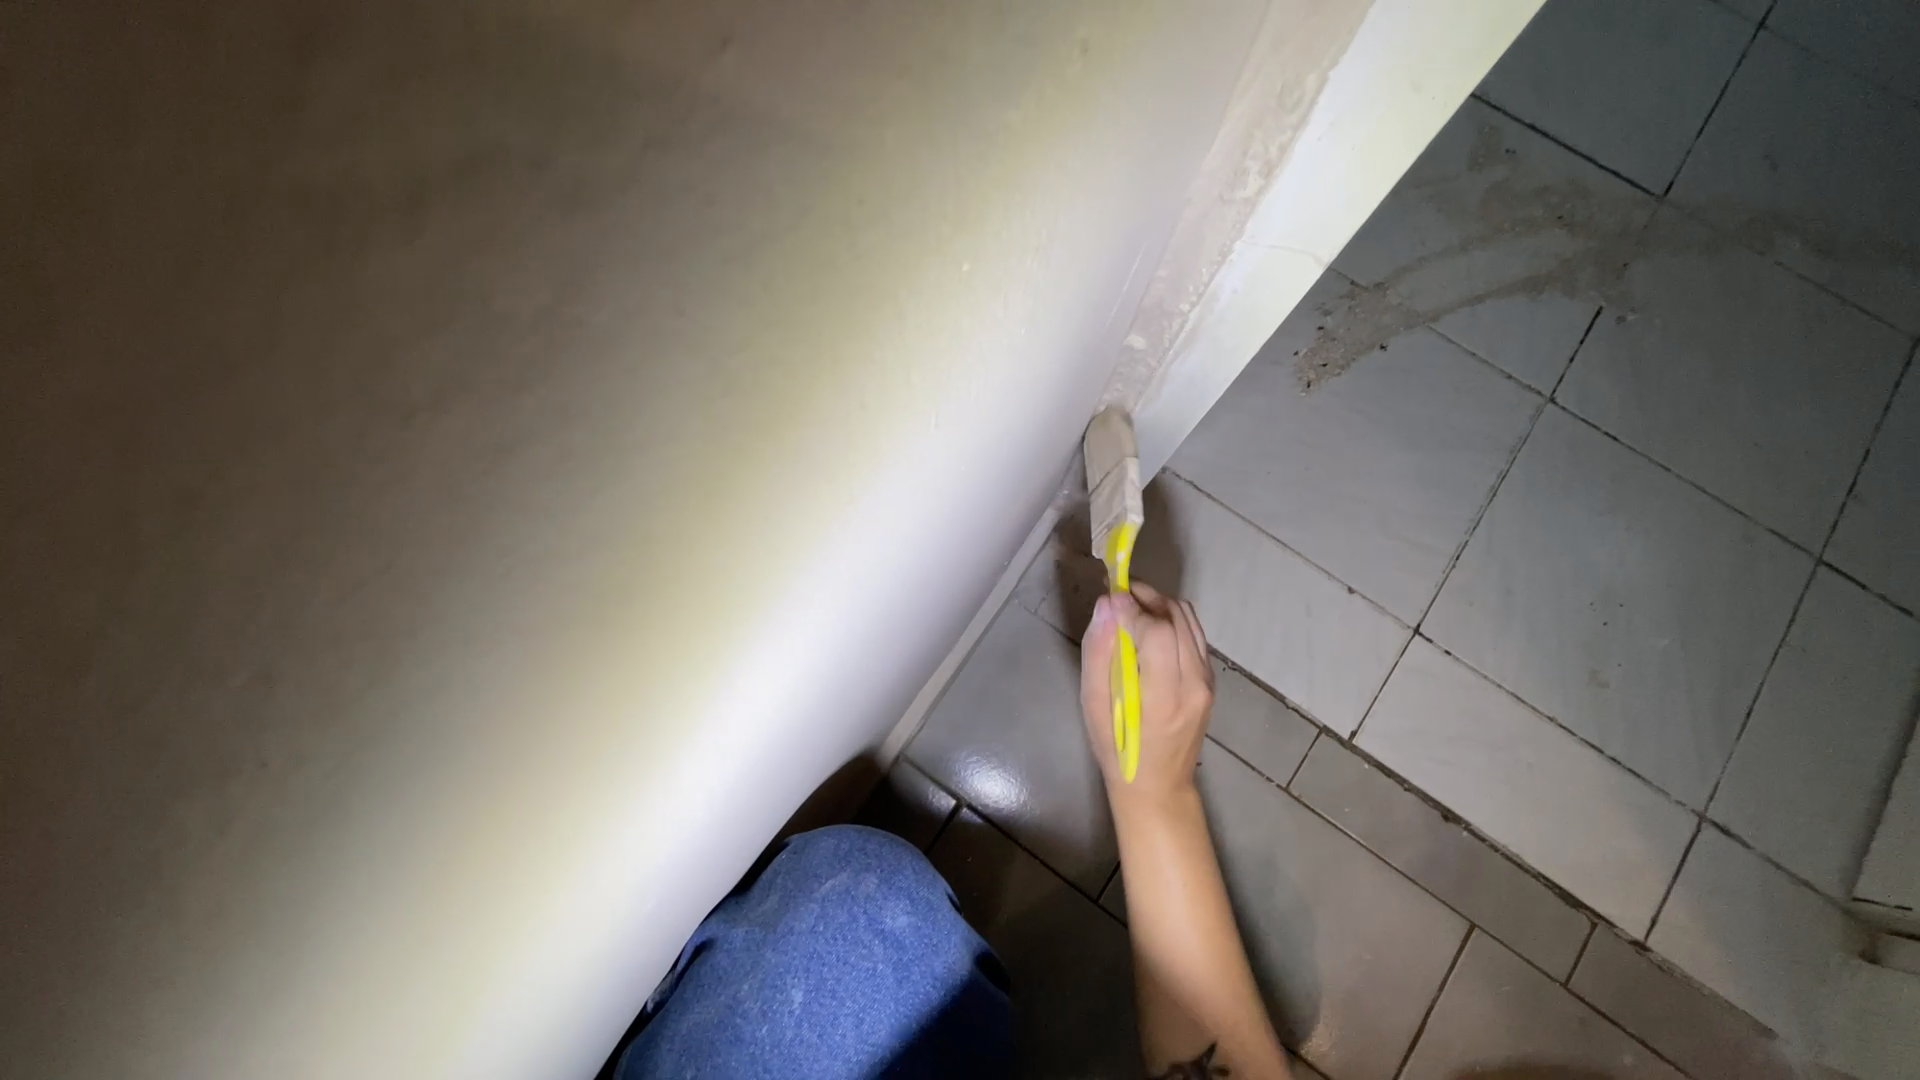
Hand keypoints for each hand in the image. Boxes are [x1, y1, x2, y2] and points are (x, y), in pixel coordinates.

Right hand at [1080, 580, 1214, 810]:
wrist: (1157, 786)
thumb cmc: (1118, 748)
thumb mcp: (1094, 704)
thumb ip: (1099, 653)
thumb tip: (1106, 606)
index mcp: (1164, 695)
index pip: (1158, 631)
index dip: (1133, 607)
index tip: (1109, 596)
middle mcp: (1194, 683)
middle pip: (1177, 618)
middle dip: (1147, 598)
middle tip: (1118, 596)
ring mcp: (1207, 682)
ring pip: (1190, 621)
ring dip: (1161, 605)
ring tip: (1132, 608)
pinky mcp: (1210, 681)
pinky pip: (1194, 635)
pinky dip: (1172, 621)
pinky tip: (1149, 629)